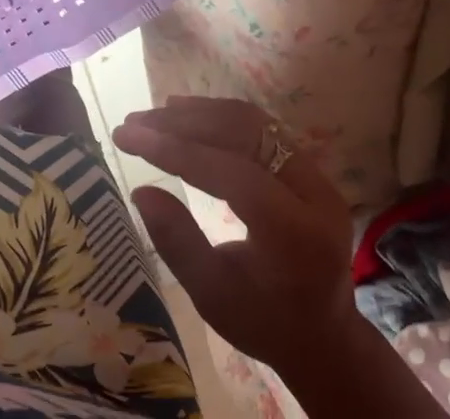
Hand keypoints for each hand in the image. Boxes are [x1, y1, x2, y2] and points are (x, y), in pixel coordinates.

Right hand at [113, 97, 360, 373]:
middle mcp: (315, 194)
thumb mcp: (212, 295)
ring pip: (253, 123)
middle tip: (133, 123)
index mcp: (294, 233)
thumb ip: (177, 242)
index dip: (175, 150)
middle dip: (183, 123)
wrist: (323, 336)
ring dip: (199, 114)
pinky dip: (219, 118)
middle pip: (245, 135)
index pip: (231, 172)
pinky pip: (262, 130)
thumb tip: (141, 190)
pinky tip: (186, 117)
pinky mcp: (309, 170)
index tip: (126, 137)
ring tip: (152, 116)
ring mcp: (316, 178)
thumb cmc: (263, 322)